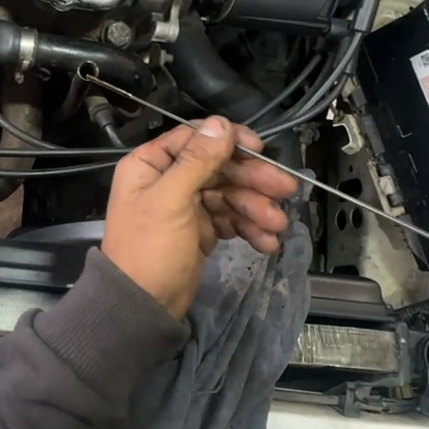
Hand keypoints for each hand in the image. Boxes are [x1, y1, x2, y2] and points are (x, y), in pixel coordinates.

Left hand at [100, 117, 298, 317]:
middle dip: (253, 180)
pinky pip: (230, 219)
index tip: (261, 150)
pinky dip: (249, 228)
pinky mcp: (200, 230)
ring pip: (229, 195)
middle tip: (286, 190)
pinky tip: (266, 241)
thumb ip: (196, 161)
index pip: (196, 139)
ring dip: (256, 208)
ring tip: (277, 225)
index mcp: (151, 165)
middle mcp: (167, 180)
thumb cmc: (148, 250)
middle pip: (219, 167)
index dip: (230, 142)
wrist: (142, 306)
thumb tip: (220, 123)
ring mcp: (185, 206)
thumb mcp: (170, 200)